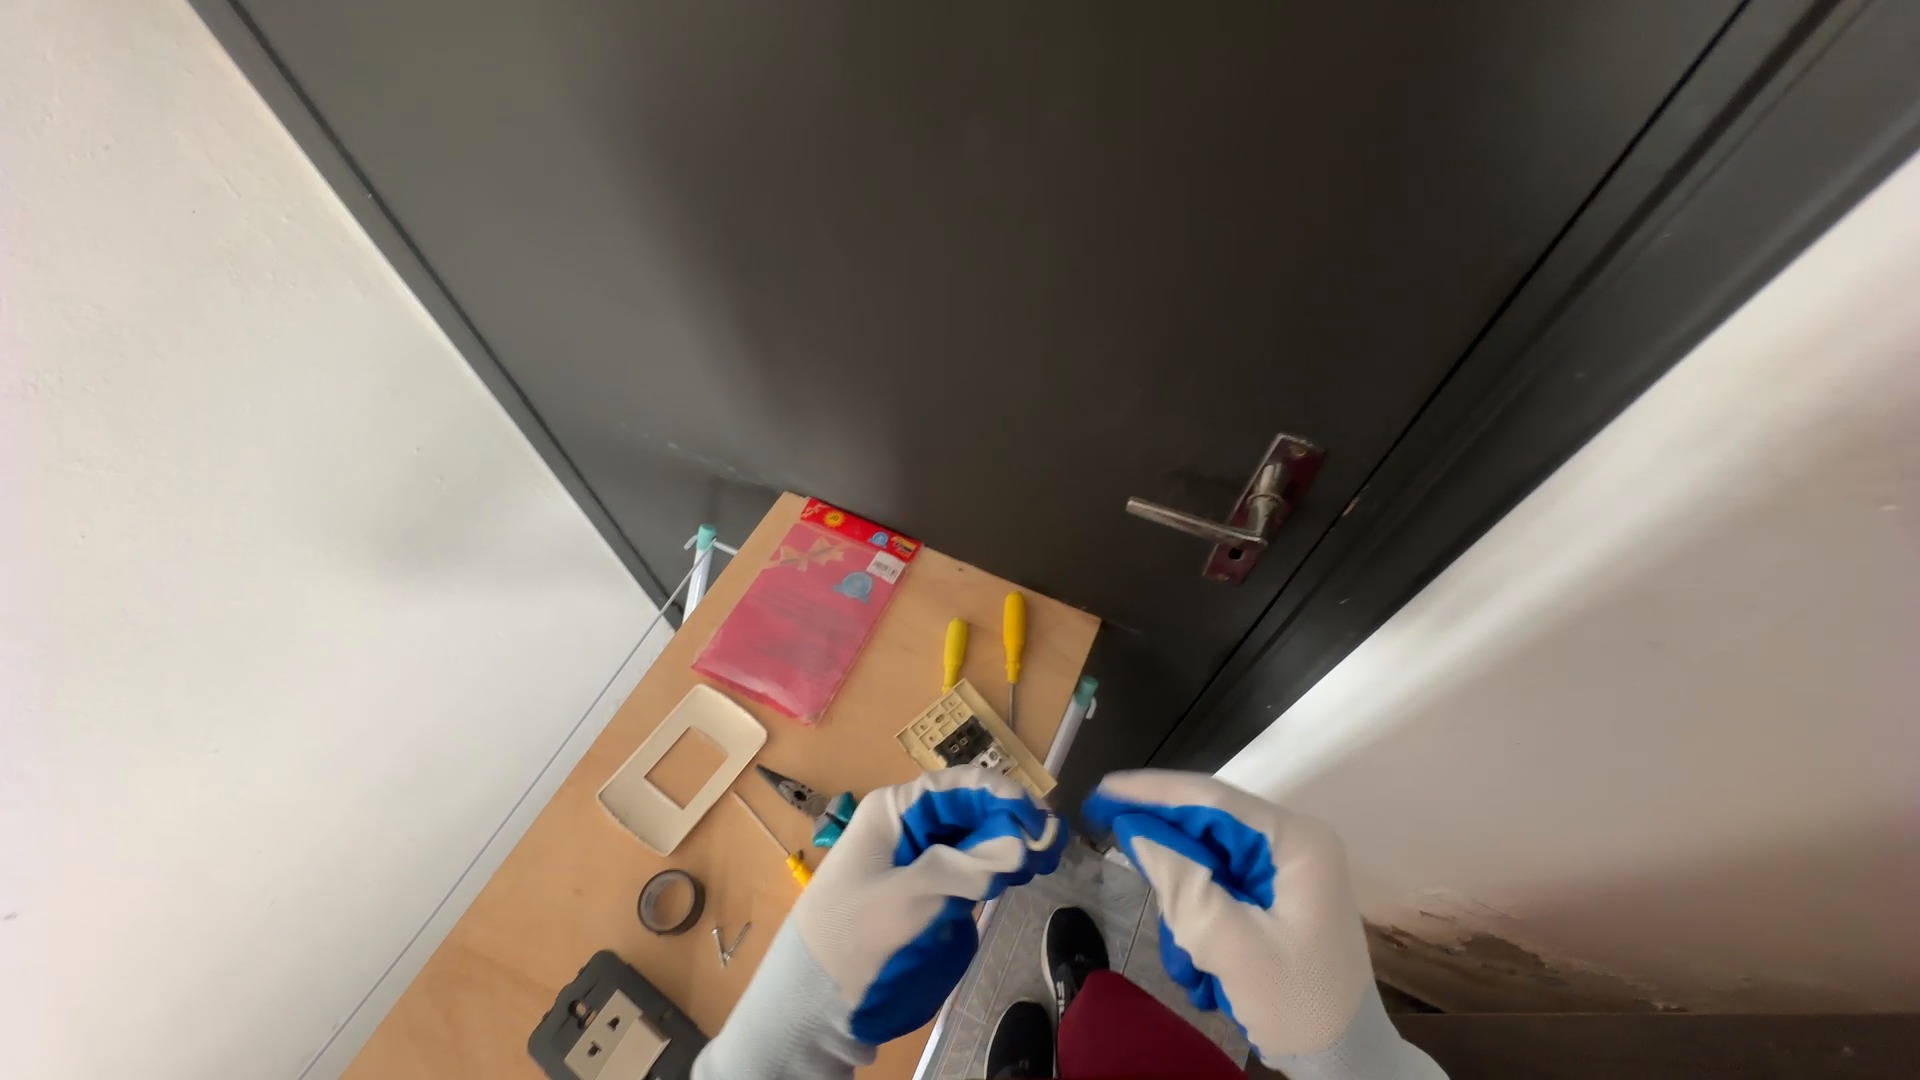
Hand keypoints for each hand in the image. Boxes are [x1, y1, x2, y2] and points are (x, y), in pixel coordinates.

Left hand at [695, 767, 1066, 1079]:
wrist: (811, 1004)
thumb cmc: (852, 940)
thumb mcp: (908, 900)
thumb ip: (965, 869)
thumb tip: (1021, 843)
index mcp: (893, 811)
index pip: (957, 787)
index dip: (1002, 795)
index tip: (1041, 819)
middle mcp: (906, 826)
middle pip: (968, 810)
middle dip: (1010, 821)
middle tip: (1051, 844)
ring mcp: (915, 859)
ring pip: (971, 839)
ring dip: (1005, 845)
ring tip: (1043, 859)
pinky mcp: (923, 891)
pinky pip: (964, 870)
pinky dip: (992, 871)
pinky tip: (1016, 876)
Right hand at [1082, 770, 1443, 1079]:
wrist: (1345, 1064)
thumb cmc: (1298, 1004)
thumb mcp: (1231, 946)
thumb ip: (1182, 882)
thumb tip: (1134, 828)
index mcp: (1295, 840)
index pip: (1209, 798)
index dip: (1151, 791)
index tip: (1102, 790)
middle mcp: (1289, 839)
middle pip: (1204, 829)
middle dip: (1173, 870)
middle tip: (1153, 904)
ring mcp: (1280, 865)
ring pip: (1203, 859)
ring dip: (1187, 907)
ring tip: (1198, 959)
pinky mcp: (1270, 889)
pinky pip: (1214, 883)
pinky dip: (1199, 919)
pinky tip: (1209, 965)